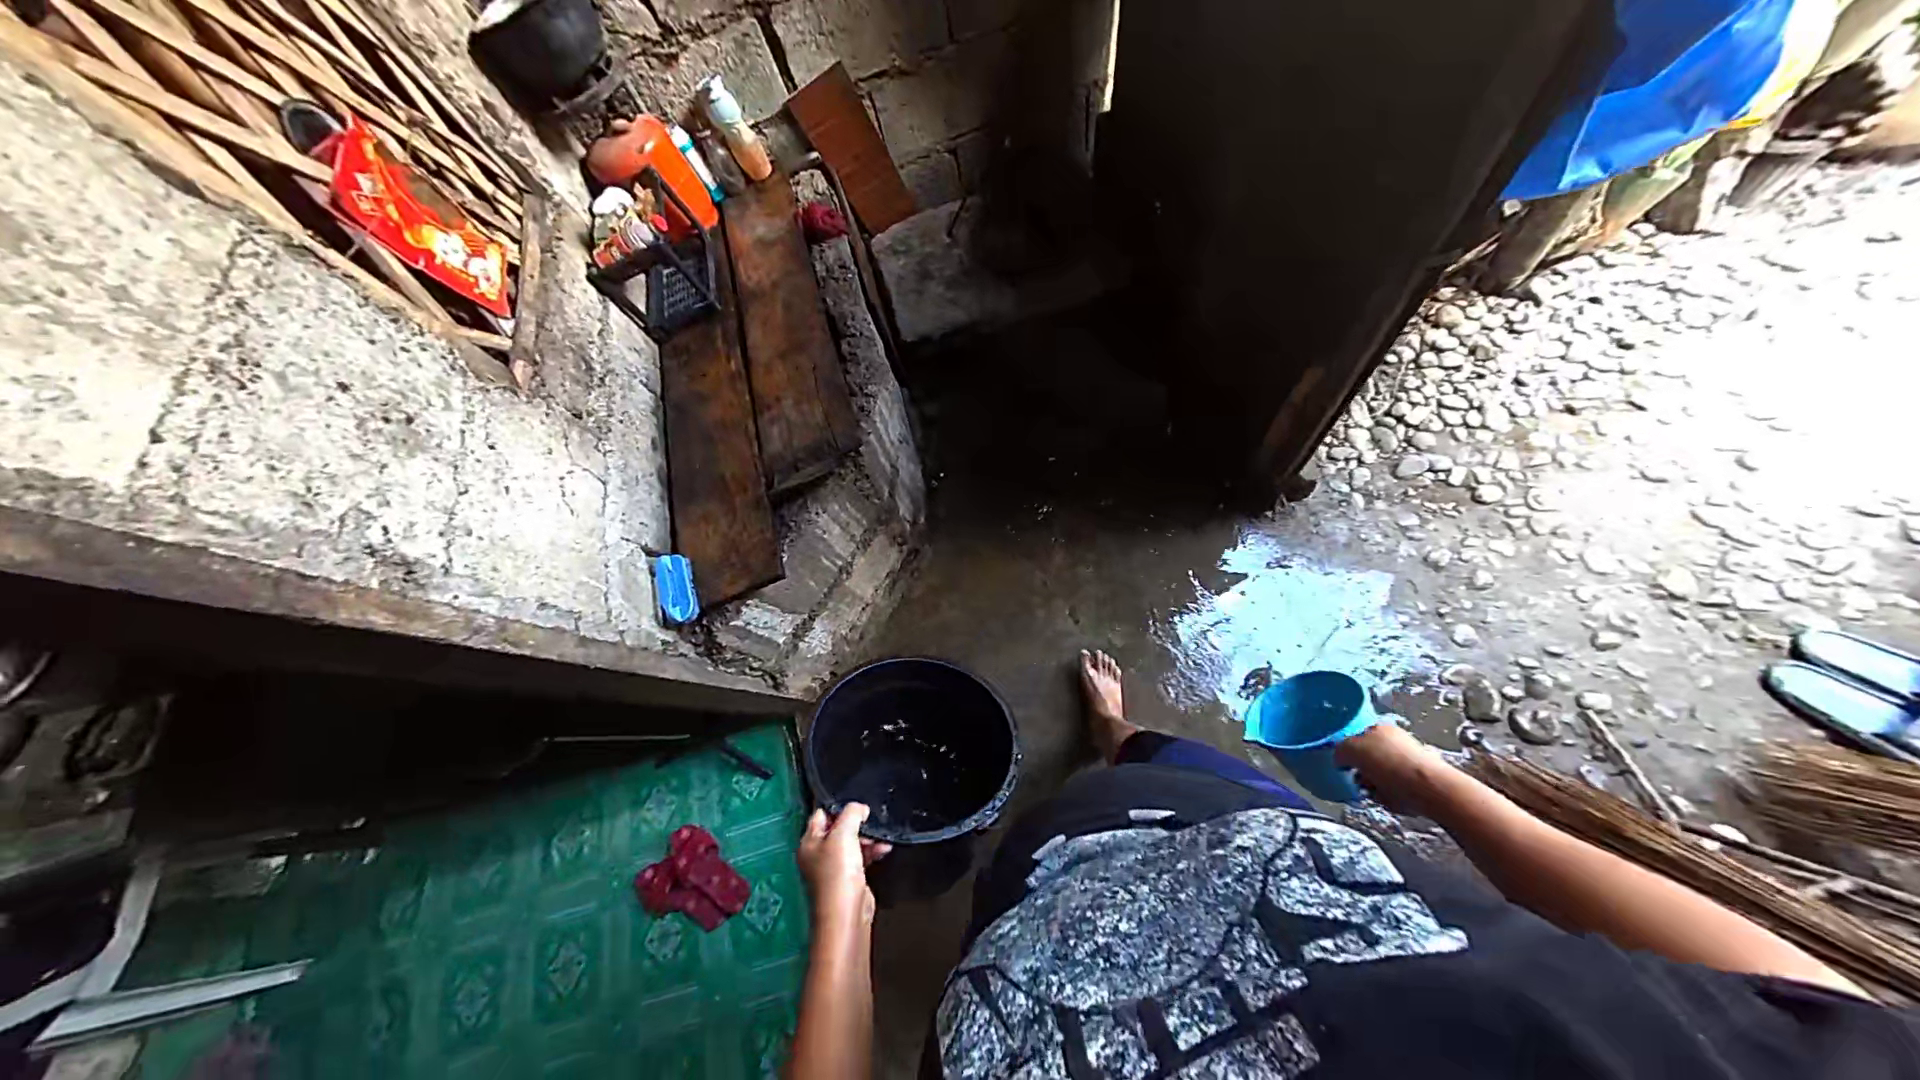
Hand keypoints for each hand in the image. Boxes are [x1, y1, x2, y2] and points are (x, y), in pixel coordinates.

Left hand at [796, 803, 891, 932]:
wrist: (847, 913)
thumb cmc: (838, 871)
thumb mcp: (843, 834)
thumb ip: (851, 813)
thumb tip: (860, 808)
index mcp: (809, 842)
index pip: (821, 815)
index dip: (838, 807)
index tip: (856, 804)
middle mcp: (818, 854)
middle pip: (838, 828)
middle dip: (856, 824)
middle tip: (870, 821)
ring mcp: (834, 867)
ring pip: (852, 843)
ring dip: (868, 837)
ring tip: (881, 836)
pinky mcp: (849, 878)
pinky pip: (861, 857)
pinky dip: (872, 851)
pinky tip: (884, 848)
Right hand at [1335, 724, 1447, 815]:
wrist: (1432, 791)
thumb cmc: (1391, 766)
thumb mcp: (1351, 750)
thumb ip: (1340, 750)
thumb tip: (1340, 758)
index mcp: (1380, 728)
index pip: (1356, 738)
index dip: (1348, 753)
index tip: (1345, 766)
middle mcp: (1397, 741)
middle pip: (1369, 759)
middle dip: (1362, 773)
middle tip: (1360, 782)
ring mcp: (1411, 762)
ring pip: (1381, 777)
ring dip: (1375, 787)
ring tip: (1377, 794)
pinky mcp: (1421, 783)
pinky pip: (1396, 791)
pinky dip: (1391, 797)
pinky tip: (1392, 800)